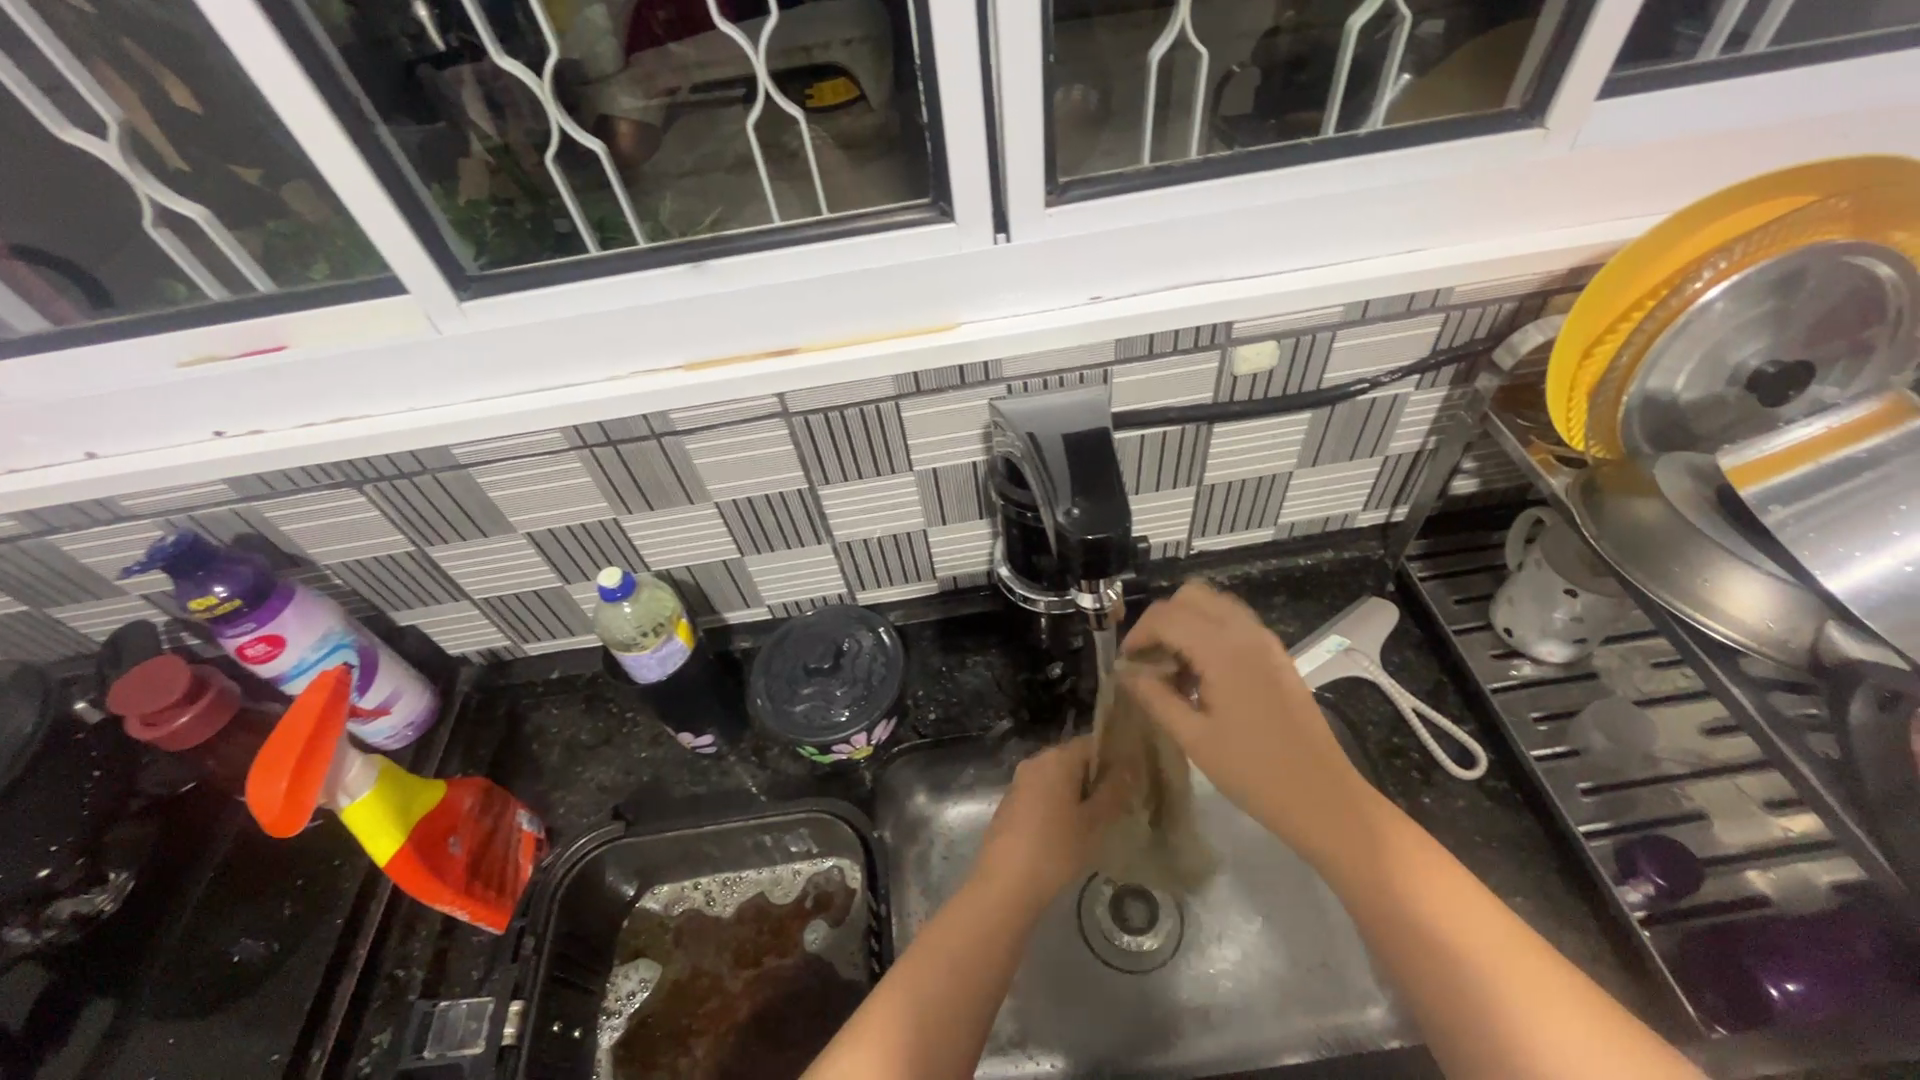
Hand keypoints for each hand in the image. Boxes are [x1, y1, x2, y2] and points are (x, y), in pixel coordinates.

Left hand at [970, 736, 1128, 914]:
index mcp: (1056, 758)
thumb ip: (1113, 791)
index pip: (1092, 743)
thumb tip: (1128, 768)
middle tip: (1121, 804)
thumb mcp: (1094, 822)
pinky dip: (1058, 805)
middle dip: (1097, 779)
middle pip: (1073, 760)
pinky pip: (1041, 795)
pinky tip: (1070, 832)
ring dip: (1078, 794)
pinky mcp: (1010, 805)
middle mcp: (1034, 762)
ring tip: (1099, 821)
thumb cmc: (1056, 849)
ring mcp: (1019, 783)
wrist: (1005, 884)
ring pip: (1057, 779)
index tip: (1133, 780)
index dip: (1115, 758)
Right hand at [1120, 581, 1376, 865]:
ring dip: (1186, 624)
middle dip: (1161, 621)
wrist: (1322, 796)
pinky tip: (1202, 676)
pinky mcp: (1276, 654)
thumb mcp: (1194, 738)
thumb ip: (1156, 697)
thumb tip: (1126, 673)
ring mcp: (1266, 641)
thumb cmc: (1253, 772)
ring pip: (1214, 604)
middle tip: (1147, 661)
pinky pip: (1234, 623)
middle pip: (1190, 596)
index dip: (1137, 635)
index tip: (1124, 665)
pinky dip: (1209, 633)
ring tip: (1173, 669)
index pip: (1166, 617)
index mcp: (1223, 650)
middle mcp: (1246, 632)